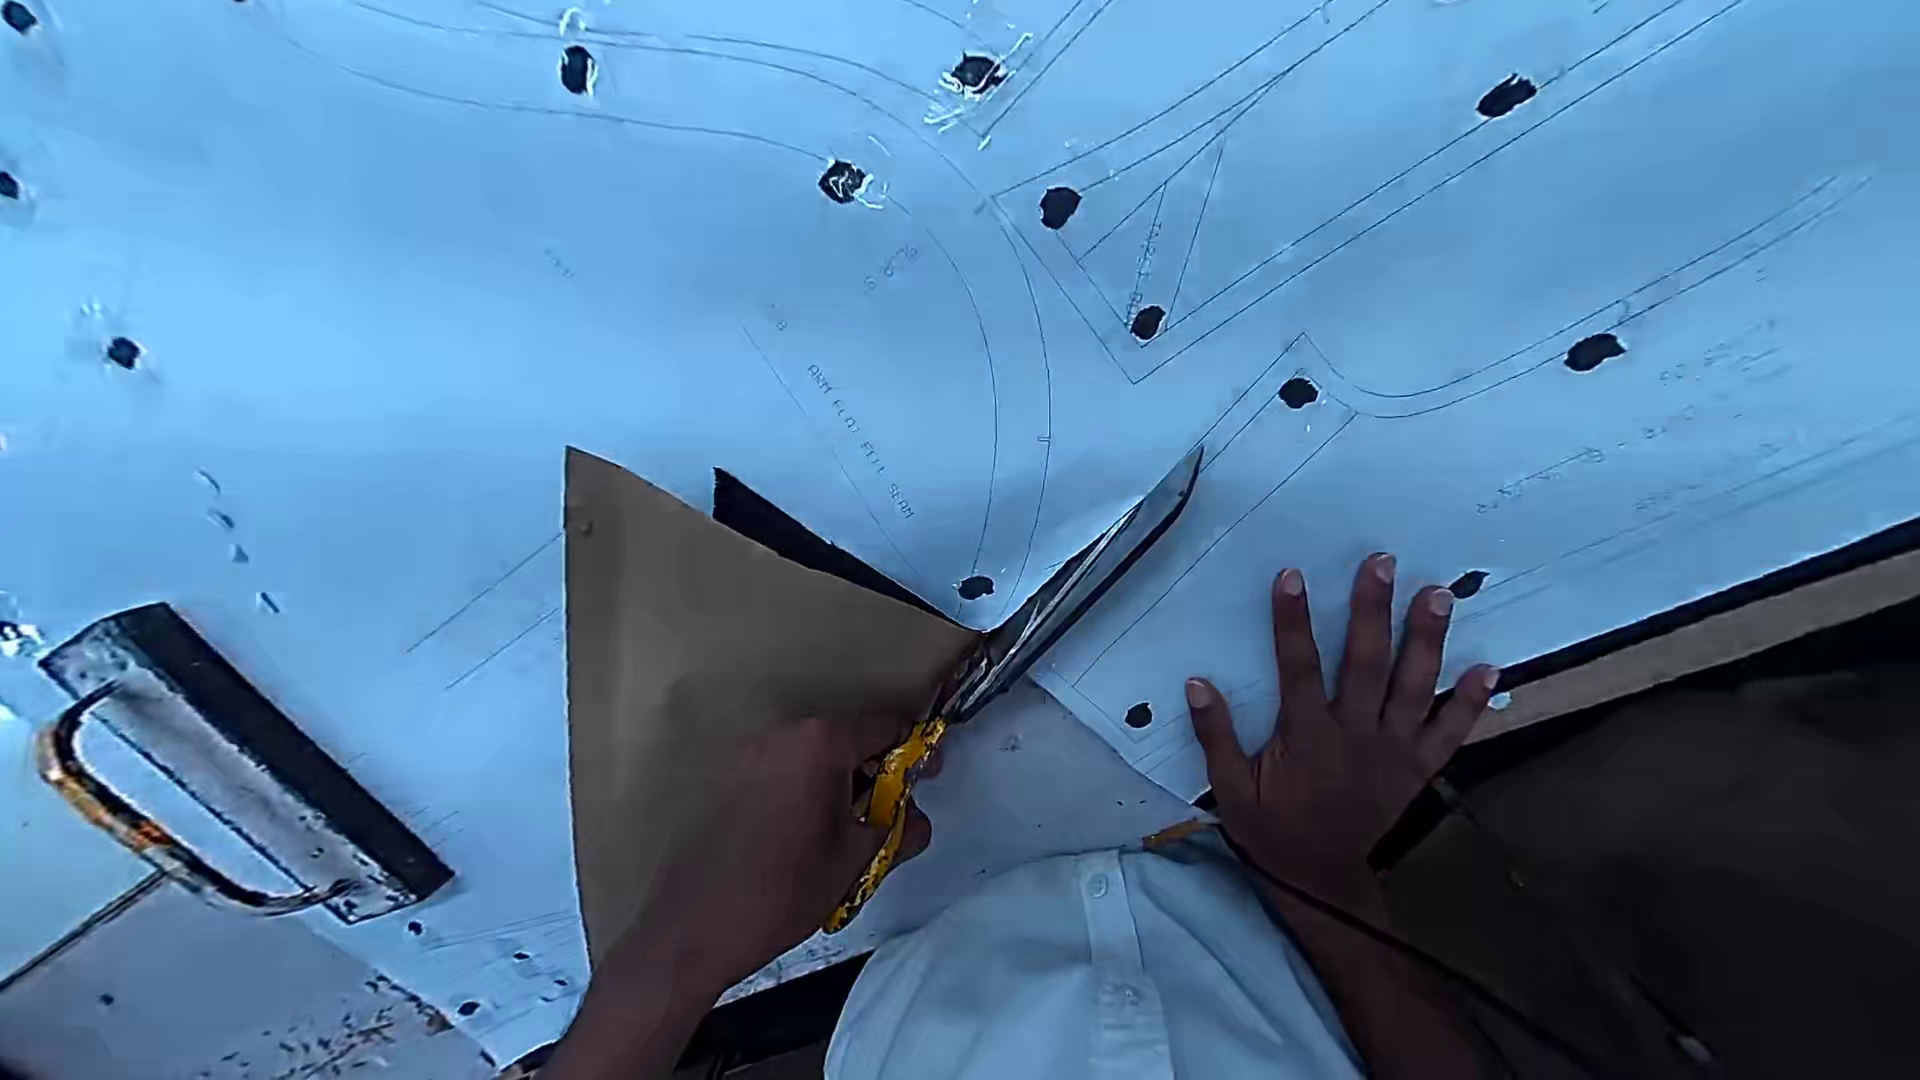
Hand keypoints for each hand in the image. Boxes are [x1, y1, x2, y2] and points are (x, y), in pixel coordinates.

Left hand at [613, 713, 931, 992]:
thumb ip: (901, 830)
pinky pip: (787, 767)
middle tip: (890, 810)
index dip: (915, 750)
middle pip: (850, 738)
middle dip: (878, 769)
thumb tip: (919, 821)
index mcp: (822, 742)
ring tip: (848, 826)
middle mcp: (787, 733)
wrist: (693, 929)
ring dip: (843, 779)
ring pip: (817, 753)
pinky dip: (810, 785)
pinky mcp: (732, 775)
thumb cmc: (785, 888)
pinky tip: (807, 829)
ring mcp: (754, 751)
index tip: (928, 776)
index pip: (886, 727)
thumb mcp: (857, 860)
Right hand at [1185, 554, 1497, 904]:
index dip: (1292, 619)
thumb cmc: (1271, 828)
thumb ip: (1215, 736)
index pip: (1297, 665)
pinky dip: (1470, 701)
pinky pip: (1449, 732)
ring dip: (1425, 638)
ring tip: (1437, 594)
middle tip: (1381, 564)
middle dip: (1371, 609)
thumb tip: (1197, 684)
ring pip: (1413, 686)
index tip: (1293, 577)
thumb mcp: (1229, 788)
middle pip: (1365, 662)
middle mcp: (1355, 733)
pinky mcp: (1419, 769)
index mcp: (1306, 734)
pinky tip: (1490, 669)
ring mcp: (1394, 750)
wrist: (1324, 882)